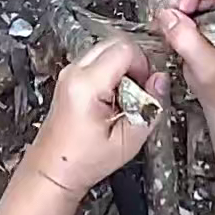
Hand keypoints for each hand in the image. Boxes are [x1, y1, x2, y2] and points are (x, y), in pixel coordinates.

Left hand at [22, 38, 164, 197]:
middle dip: (134, 62)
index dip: (143, 64)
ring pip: (106, 48)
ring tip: (125, 96)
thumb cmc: (83, 160)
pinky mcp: (70, 76)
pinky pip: (97, 59)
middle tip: (139, 90)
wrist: (53, 170)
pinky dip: (111, 71)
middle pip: (115, 43)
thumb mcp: (128, 141)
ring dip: (123, 66)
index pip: (124, 49)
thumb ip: (150, 107)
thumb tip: (160, 80)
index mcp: (86, 85)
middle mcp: (74, 72)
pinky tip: (112, 97)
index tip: (145, 86)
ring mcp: (69, 72)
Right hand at [155, 0, 214, 113]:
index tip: (178, 10)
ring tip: (170, 30)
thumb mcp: (206, 66)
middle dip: (181, 0)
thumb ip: (186, 39)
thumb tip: (167, 15)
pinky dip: (178, 17)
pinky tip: (175, 33)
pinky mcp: (213, 21)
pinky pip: (190, 8)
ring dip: (177, 9)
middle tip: (169, 20)